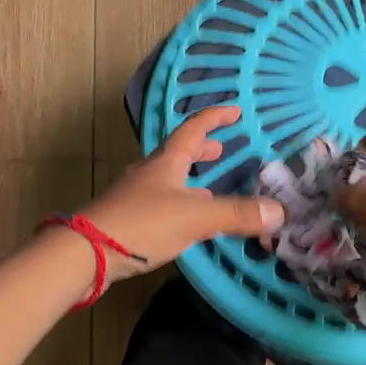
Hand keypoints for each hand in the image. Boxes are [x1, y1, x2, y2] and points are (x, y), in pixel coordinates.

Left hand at [79, 105, 284, 283]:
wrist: (86, 253)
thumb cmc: (143, 223)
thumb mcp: (196, 217)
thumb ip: (237, 214)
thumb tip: (279, 211)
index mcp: (167, 161)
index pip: (194, 129)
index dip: (215, 118)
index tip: (235, 111)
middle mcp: (150, 173)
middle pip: (178, 152)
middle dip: (201, 149)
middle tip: (220, 150)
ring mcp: (135, 196)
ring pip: (168, 179)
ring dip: (189, 178)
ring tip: (208, 187)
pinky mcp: (127, 220)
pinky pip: (161, 202)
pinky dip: (179, 203)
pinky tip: (185, 221)